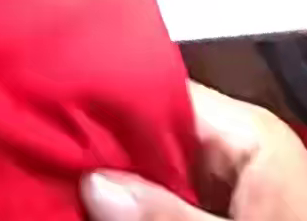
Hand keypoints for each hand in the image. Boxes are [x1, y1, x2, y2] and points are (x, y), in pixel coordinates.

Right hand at [82, 83, 306, 220]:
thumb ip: (167, 212)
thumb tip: (93, 181)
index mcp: (249, 130)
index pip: (168, 98)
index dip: (116, 108)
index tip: (65, 114)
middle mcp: (240, 147)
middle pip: (161, 138)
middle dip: (115, 155)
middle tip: (57, 157)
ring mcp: (237, 183)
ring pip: (166, 174)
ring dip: (126, 187)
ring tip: (71, 182)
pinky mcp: (234, 211)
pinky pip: (181, 199)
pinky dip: (150, 208)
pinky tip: (112, 213)